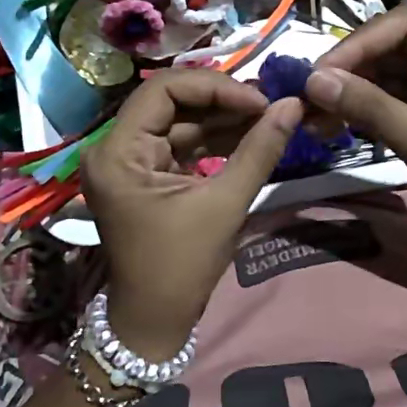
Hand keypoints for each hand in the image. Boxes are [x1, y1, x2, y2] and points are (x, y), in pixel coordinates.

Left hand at [81, 70, 301, 356]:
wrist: (155, 318)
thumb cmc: (183, 265)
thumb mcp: (226, 203)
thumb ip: (260, 150)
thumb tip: (293, 105)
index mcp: (118, 152)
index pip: (164, 90)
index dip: (215, 88)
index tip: (259, 101)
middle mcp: (113, 147)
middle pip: (170, 102)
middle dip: (222, 101)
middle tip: (269, 105)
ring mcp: (126, 161)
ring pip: (178, 121)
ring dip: (221, 118)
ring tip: (267, 116)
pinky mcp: (143, 174)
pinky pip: (179, 143)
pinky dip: (212, 139)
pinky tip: (249, 134)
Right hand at [303, 6, 406, 287]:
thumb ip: (372, 108)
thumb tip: (314, 80)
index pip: (406, 25)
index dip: (360, 43)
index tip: (320, 72)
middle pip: (393, 48)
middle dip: (350, 69)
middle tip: (308, 96)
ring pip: (387, 77)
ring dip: (350, 92)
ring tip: (312, 114)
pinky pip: (390, 104)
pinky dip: (361, 113)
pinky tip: (330, 126)